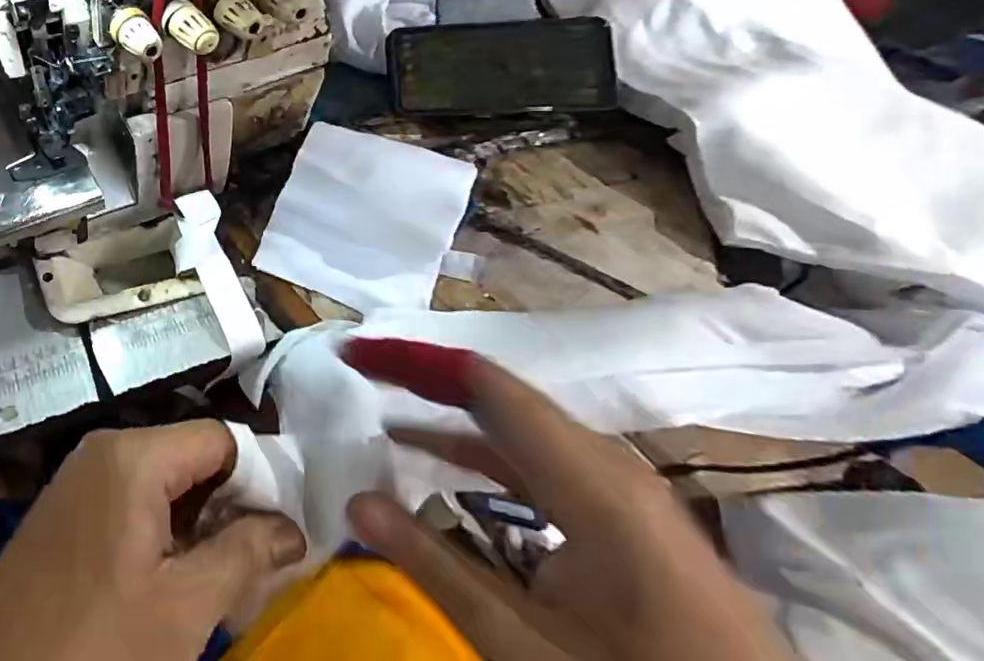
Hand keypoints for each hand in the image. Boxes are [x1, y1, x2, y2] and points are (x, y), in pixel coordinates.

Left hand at [0, 420, 306, 660]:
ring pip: (162, 478)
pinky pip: (130, 495)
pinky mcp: (68, 502)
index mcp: (132, 455)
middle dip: (229, 502)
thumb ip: (243, 555)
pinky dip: (162, 525)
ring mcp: (80, 473)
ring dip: (197, 519)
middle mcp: (103, 448)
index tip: (285, 526)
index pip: (218, 438)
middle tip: (260, 559)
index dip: (259, 477)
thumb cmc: (97, 638)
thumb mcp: (183, 607)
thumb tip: (289, 527)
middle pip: (189, 455)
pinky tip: (175, 574)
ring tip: (223, 574)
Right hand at [342, 339, 798, 660]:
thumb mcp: (524, 644)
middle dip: (424, 378)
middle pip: (501, 396)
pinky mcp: (629, 519)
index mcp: (591, 482)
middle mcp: (610, 468)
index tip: (355, 352)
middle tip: (362, 370)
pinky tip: (449, 462)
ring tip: (390, 409)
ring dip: (451, 414)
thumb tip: (354, 500)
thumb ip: (434, 565)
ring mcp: (625, 492)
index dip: (414, 360)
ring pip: (522, 427)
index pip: (485, 386)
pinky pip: (542, 459)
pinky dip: (484, 449)